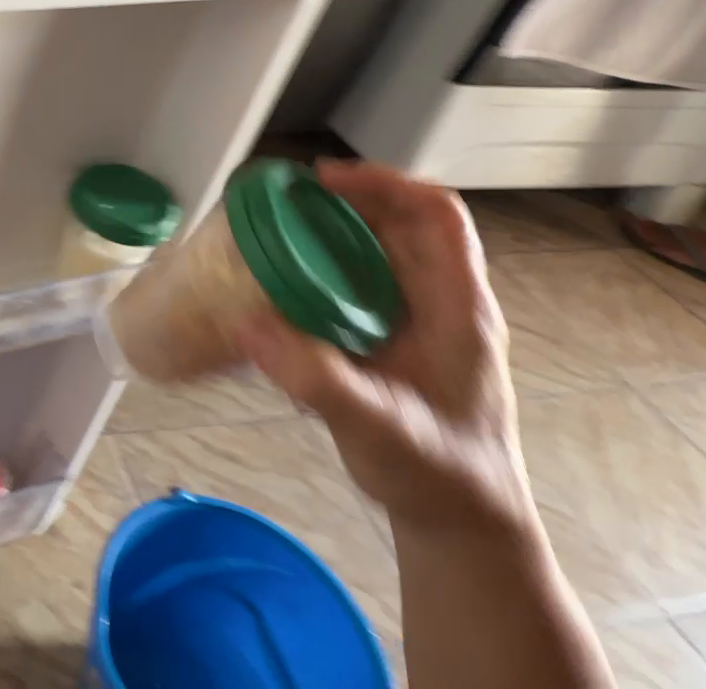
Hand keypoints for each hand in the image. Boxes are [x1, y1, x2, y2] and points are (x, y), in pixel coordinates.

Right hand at [236, 160, 533, 536]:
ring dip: (330, 234)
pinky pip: (359, 285)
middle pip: (403, 225)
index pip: (437, 218)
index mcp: (458, 310)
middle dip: (345, 202)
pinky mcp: (394, 341)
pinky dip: (321, 270)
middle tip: (282, 202)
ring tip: (275, 232)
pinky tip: (282, 285)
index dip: (384, 185)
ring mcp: (419, 323)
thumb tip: (245, 322)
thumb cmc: (436, 475)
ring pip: (379, 253)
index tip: (321, 181)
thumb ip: (316, 378)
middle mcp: (443, 305)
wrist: (460, 523)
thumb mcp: (377, 427)